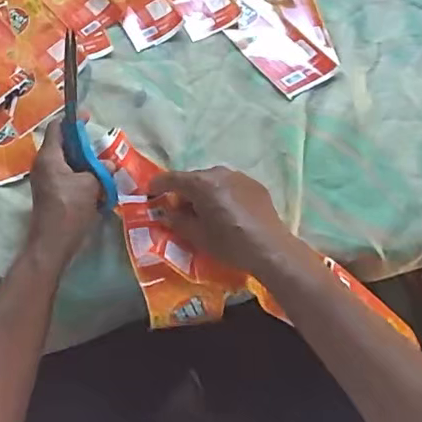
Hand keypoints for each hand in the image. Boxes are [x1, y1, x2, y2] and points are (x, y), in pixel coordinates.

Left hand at [24, 118, 102, 266]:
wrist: (52, 244)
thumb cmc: (69, 209)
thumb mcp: (91, 185)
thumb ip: (101, 170)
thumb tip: (109, 164)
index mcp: (49, 156)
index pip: (57, 127)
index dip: (72, 120)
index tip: (88, 117)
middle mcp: (43, 164)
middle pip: (62, 144)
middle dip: (82, 144)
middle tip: (100, 146)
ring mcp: (45, 180)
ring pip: (66, 162)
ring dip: (83, 162)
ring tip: (102, 166)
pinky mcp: (50, 194)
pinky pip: (66, 176)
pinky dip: (80, 176)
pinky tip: (97, 185)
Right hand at [150, 166, 311, 278]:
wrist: (271, 249)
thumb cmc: (229, 243)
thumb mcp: (196, 236)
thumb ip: (176, 220)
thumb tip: (165, 212)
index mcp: (200, 183)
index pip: (171, 179)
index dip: (157, 186)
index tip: (150, 193)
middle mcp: (218, 172)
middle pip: (192, 179)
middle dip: (183, 192)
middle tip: (179, 210)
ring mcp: (238, 176)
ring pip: (212, 181)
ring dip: (204, 193)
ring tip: (206, 213)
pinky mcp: (254, 184)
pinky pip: (230, 186)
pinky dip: (222, 195)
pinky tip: (227, 213)